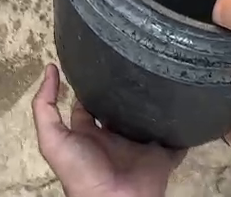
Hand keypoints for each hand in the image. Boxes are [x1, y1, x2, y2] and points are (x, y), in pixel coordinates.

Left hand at [32, 63, 185, 196]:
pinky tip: (186, 103)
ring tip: (164, 71)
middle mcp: (116, 136)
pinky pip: (177, 138)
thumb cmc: (81, 172)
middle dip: (129, 87)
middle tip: (139, 58)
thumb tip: (50, 69)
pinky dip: (182, 126)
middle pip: (122, 105)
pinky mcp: (162, 154)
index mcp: (92, 133)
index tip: (105, 58)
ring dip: (155, 101)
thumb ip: (45, 109)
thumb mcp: (53, 140)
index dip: (95, 82)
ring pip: (149, 117)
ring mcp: (140, 145)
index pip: (92, 101)